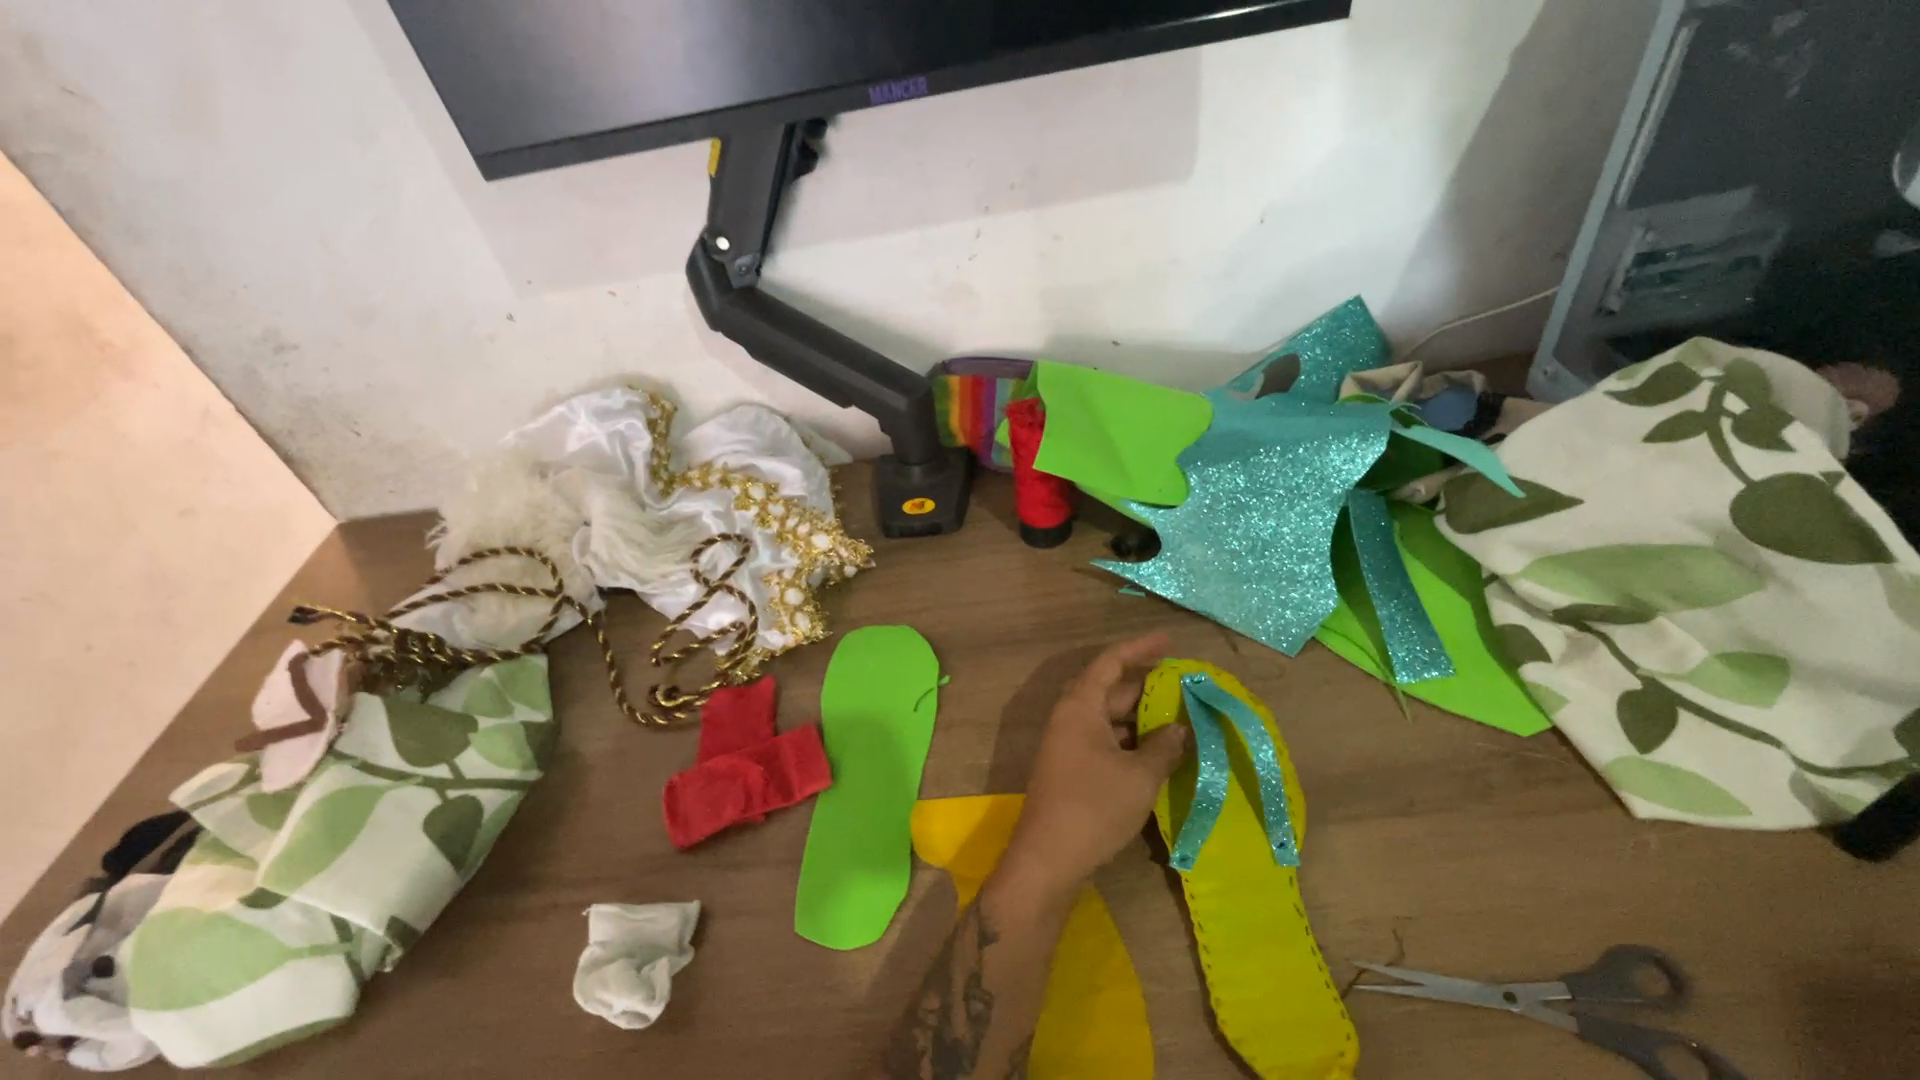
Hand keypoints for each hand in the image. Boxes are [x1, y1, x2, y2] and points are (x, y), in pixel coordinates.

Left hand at [998, 633, 1189, 897]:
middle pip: (1108, 689)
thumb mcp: (1140, 776)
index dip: (1140, 649)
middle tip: (1183, 686)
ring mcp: (1066, 745)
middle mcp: (1069, 718)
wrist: (1048, 859)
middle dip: (1145, 686)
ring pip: (1106, 717)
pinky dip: (1128, 740)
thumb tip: (1181, 729)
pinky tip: (1155, 752)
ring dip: (1139, 717)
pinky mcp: (1069, 770)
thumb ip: (1164, 747)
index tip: (1169, 642)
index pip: (1110, 662)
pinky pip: (1102, 740)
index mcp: (1080, 706)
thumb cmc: (1094, 807)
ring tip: (1178, 719)